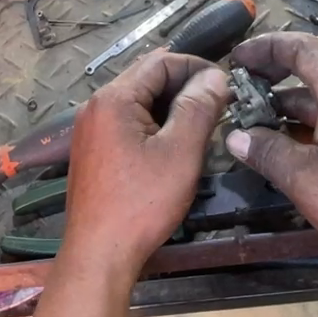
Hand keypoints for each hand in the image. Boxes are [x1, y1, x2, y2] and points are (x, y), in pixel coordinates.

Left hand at [60, 51, 229, 284]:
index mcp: (113, 98)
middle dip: (185, 87)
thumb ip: (198, 109)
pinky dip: (155, 126)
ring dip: (172, 108)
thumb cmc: (141, 204)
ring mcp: (91, 129)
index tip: (226, 85)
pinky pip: (129, 123)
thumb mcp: (179, 153)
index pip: (160, 61)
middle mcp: (96, 106)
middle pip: (147, 79)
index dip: (197, 67)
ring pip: (139, 102)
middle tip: (219, 106)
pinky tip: (175, 145)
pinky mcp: (94, 151)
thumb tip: (215, 76)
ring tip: (203, 126)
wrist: (98, 255)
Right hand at [224, 32, 317, 267]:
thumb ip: (267, 152)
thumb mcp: (305, 179)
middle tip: (246, 77)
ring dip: (287, 93)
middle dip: (277, 62)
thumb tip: (234, 137)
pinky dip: (302, 115)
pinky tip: (279, 136)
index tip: (236, 59)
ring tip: (252, 111)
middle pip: (316, 58)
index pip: (303, 48)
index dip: (265, 47)